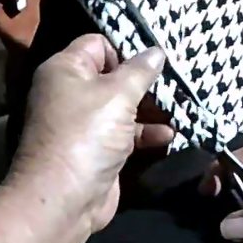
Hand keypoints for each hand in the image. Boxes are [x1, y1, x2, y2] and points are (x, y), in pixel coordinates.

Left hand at [5, 35, 170, 231]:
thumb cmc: (87, 135)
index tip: (154, 60)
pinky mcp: (98, 149)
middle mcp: (71, 93)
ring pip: (123, 106)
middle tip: (175, 82)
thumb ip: (140, 71)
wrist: (64, 198)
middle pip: (113, 76)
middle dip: (144, 81)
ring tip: (178, 108)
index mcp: (65, 70)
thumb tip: (157, 51)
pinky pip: (126, 133)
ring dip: (150, 109)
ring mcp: (84, 123)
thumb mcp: (118, 95)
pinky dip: (146, 134)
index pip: (97, 44)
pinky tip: (168, 136)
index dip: (125, 48)